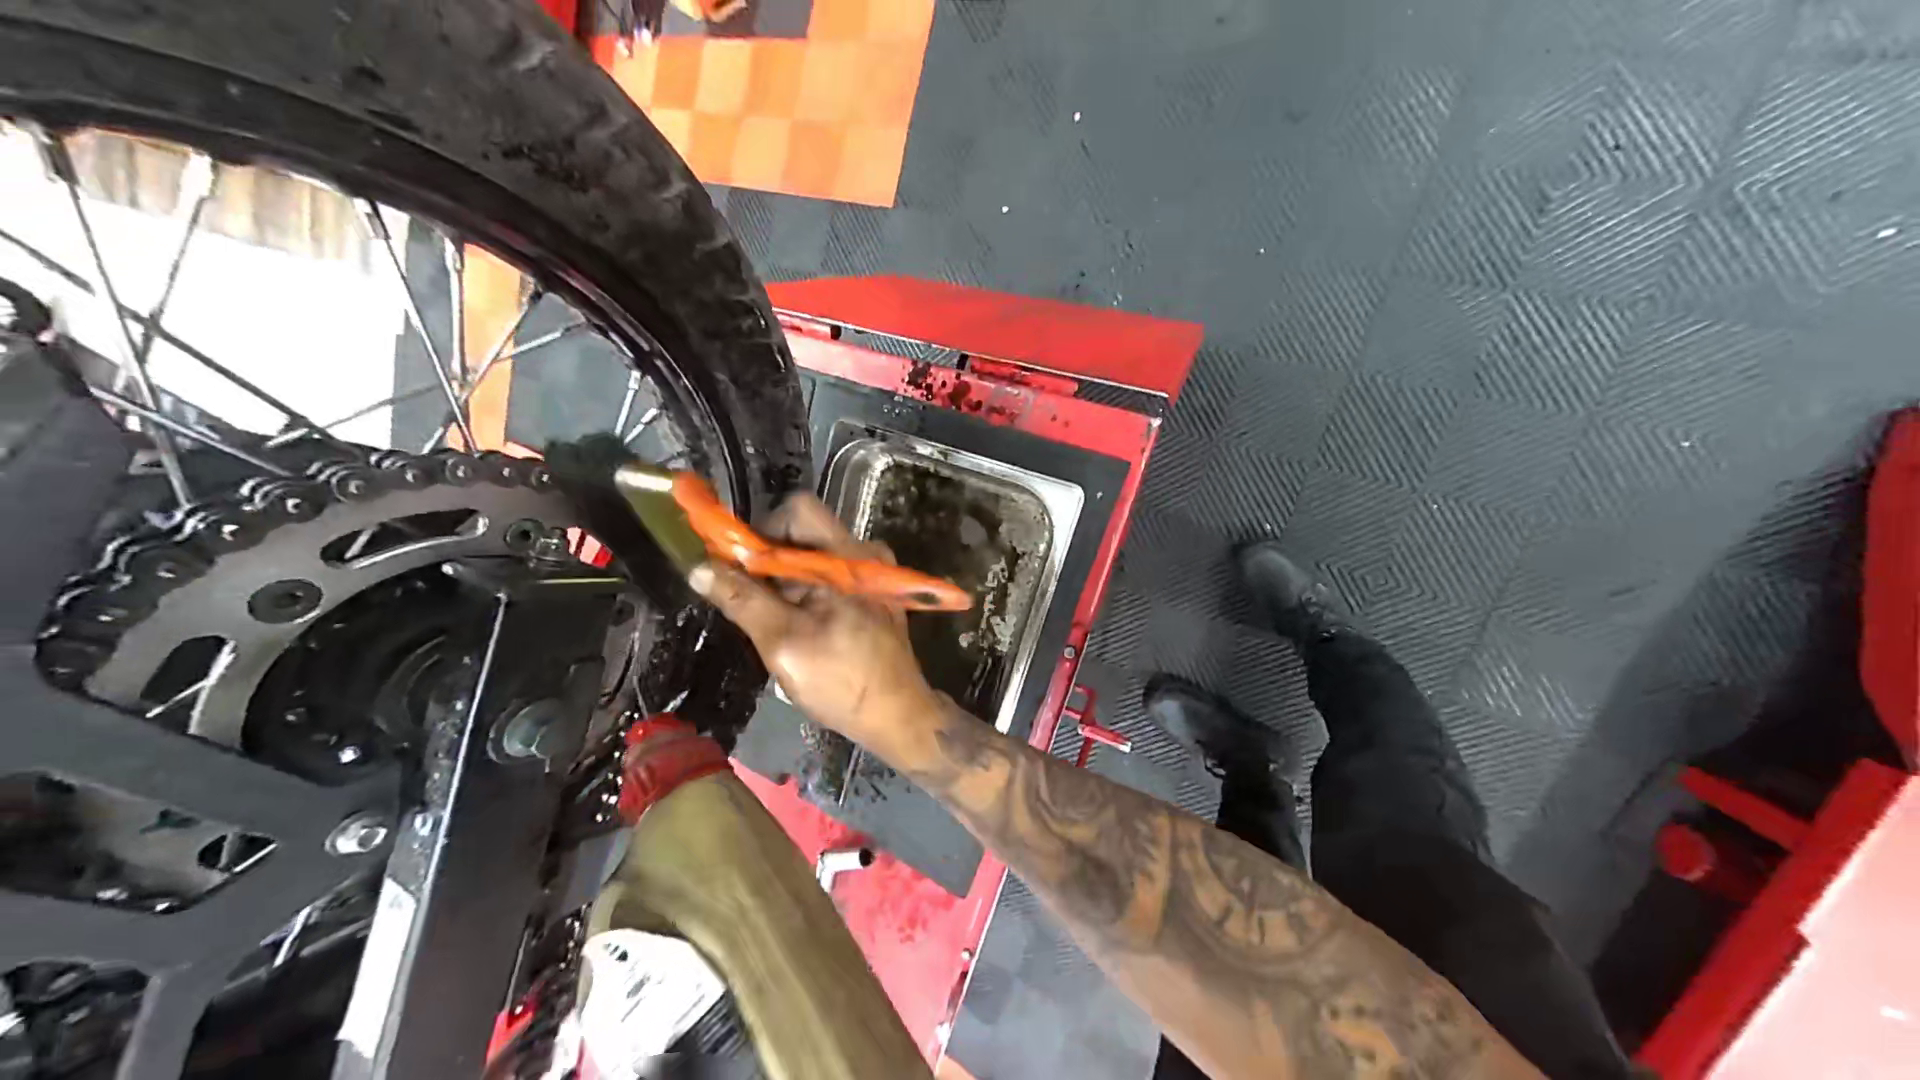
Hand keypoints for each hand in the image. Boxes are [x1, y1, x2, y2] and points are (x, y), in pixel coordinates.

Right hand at [689, 496, 942, 755]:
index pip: (797, 510)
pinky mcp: (869, 592)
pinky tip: (796, 626)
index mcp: (849, 556)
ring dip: (782, 580)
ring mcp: (870, 573)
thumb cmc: (842, 681)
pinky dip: (802, 591)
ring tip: (773, 619)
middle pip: (802, 532)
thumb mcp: (783, 642)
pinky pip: (825, 575)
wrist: (897, 715)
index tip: (738, 567)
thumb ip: (742, 599)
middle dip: (767, 560)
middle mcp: (865, 553)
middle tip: (750, 599)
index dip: (761, 531)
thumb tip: (700, 567)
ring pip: (811, 556)